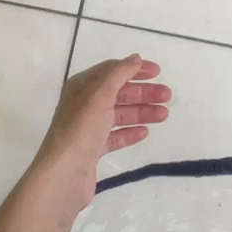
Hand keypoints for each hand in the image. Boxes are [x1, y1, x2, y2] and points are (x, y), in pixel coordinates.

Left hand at [21, 56, 168, 217]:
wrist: (64, 173)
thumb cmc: (82, 128)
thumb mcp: (100, 93)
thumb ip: (119, 74)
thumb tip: (135, 58)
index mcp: (82, 86)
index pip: (112, 70)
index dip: (135, 69)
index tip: (158, 72)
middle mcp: (84, 104)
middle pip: (118, 93)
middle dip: (143, 92)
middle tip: (167, 96)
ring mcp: (88, 128)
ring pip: (119, 114)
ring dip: (141, 112)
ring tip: (164, 115)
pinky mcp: (93, 149)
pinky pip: (115, 136)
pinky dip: (130, 132)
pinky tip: (145, 132)